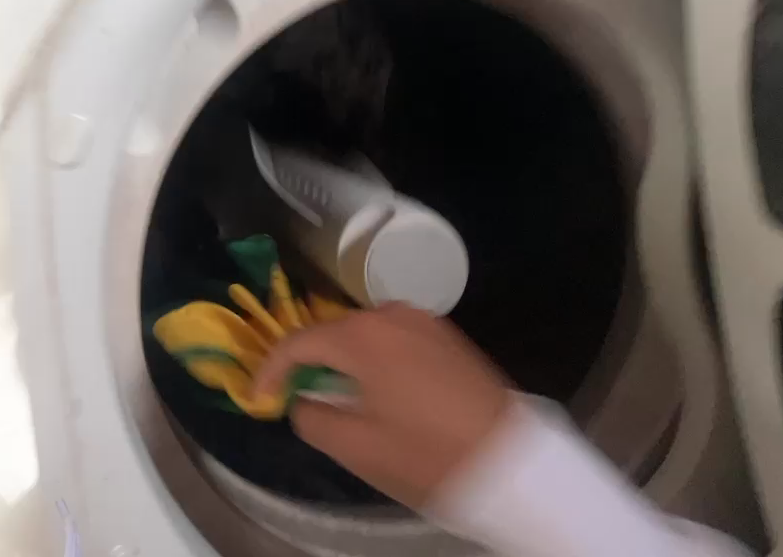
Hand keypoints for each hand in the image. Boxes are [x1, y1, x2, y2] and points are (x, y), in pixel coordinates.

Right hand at [254, 303, 512, 508]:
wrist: (522, 468)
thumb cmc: (432, 456)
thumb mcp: (359, 448)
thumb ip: (311, 416)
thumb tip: (300, 400)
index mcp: (360, 335)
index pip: (295, 344)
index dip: (270, 370)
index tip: (260, 397)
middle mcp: (386, 314)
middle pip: (330, 334)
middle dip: (310, 365)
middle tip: (299, 397)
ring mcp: (421, 320)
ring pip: (362, 336)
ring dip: (345, 362)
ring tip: (343, 398)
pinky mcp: (446, 336)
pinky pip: (393, 340)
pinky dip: (377, 360)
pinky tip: (384, 392)